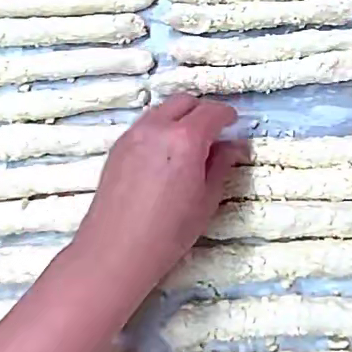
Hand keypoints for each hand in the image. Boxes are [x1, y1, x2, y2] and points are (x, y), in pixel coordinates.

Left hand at [70, 94, 242, 291]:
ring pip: (163, 109)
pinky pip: (146, 123)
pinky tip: (165, 154)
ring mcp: (134, 133)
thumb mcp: (206, 200)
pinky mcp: (119, 144)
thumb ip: (222, 164)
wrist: (116, 250)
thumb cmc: (168, 232)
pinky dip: (161, 127)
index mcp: (185, 139)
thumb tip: (235, 145)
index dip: (227, 115)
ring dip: (180, 116)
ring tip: (189, 144)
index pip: (212, 112)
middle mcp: (158, 127)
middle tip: (214, 132)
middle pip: (185, 101)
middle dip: (203, 110)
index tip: (234, 122)